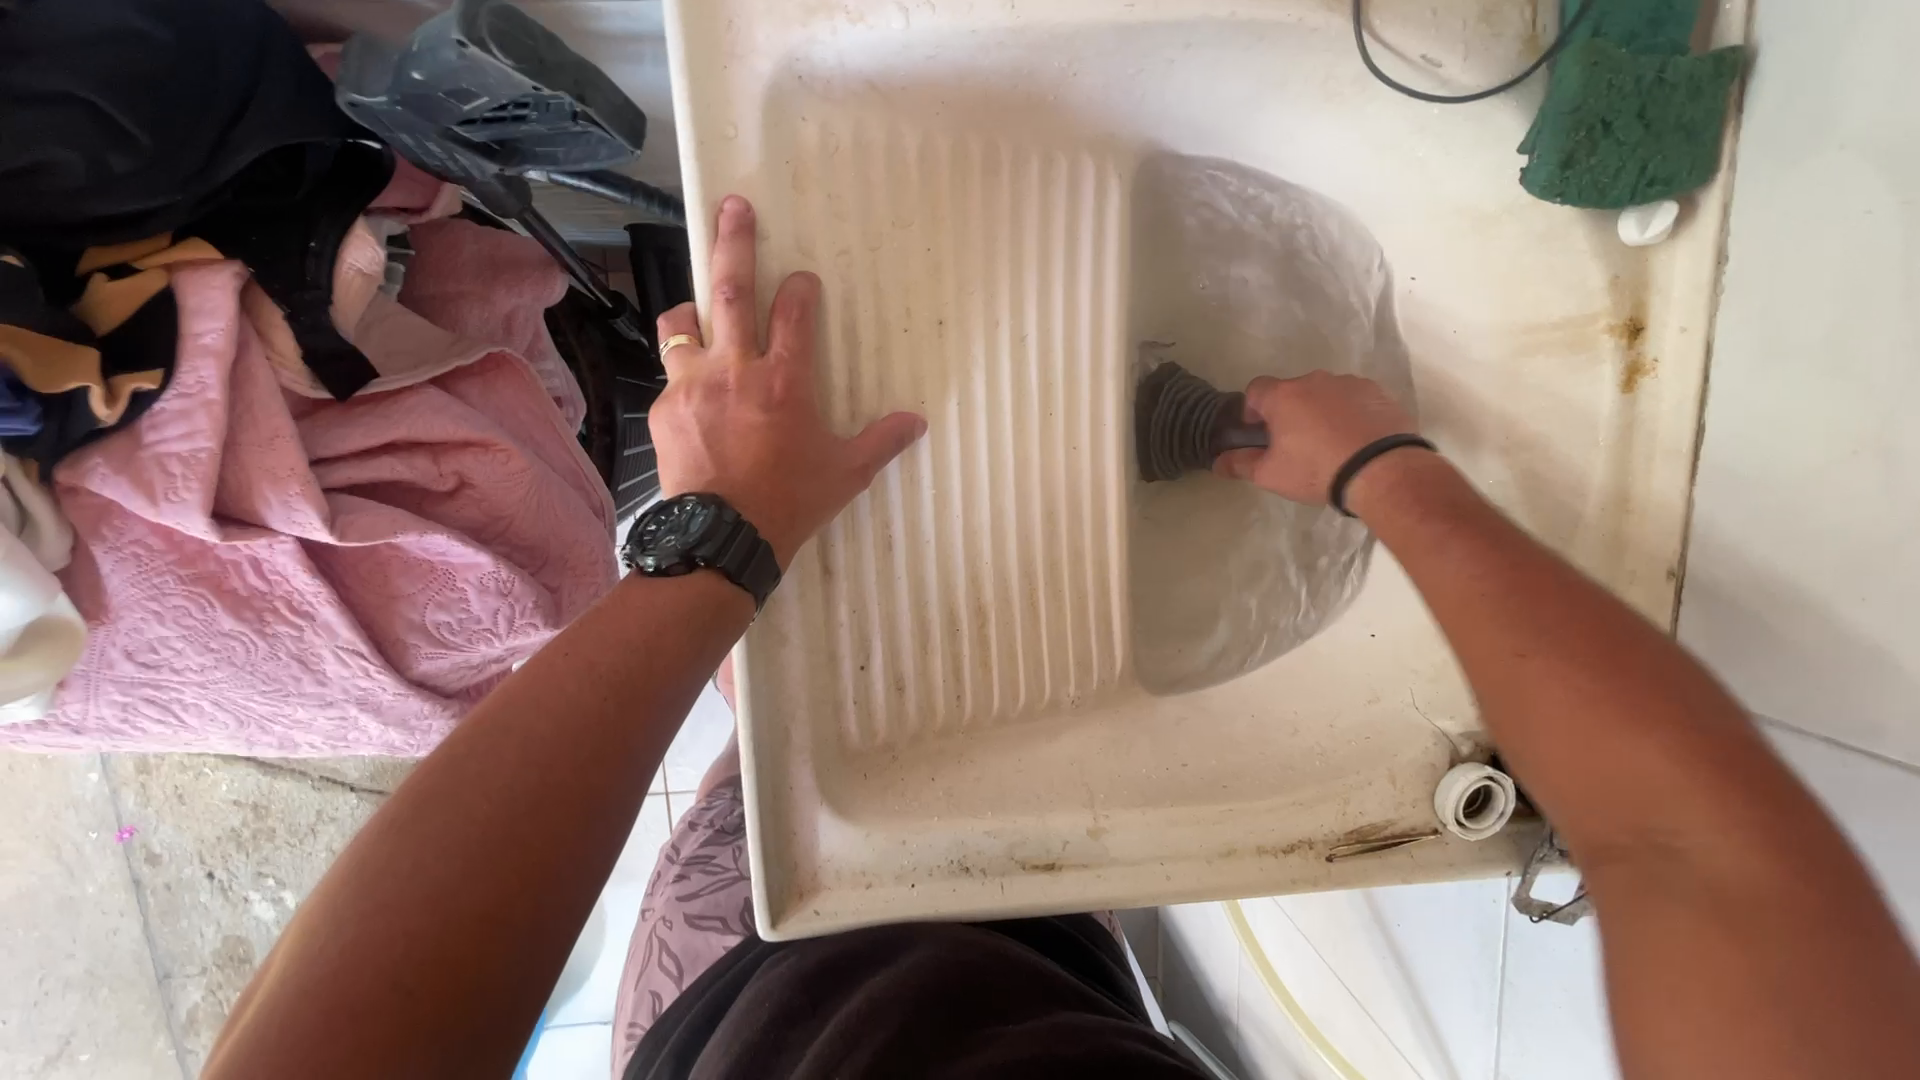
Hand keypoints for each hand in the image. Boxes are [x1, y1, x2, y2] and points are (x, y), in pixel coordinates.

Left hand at [651, 196, 925, 567]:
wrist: (722, 539)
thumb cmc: (791, 503)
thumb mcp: (846, 474)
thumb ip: (881, 441)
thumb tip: (918, 422)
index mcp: (785, 381)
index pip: (795, 314)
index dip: (801, 290)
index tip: (804, 279)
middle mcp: (735, 370)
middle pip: (731, 291)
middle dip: (733, 242)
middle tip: (732, 205)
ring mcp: (693, 386)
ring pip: (682, 325)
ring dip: (691, 310)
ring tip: (696, 310)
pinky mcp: (664, 411)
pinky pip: (671, 377)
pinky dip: (684, 376)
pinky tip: (694, 397)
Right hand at [1213, 371, 1420, 504]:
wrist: (1382, 470)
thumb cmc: (1316, 468)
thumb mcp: (1270, 474)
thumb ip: (1240, 464)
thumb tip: (1218, 461)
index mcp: (1283, 395)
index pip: (1256, 389)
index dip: (1252, 409)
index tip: (1259, 432)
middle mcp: (1315, 381)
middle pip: (1292, 391)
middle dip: (1289, 412)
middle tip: (1294, 443)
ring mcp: (1350, 383)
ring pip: (1324, 394)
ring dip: (1320, 411)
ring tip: (1329, 443)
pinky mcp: (1379, 393)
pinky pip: (1354, 400)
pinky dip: (1349, 414)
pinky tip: (1354, 440)